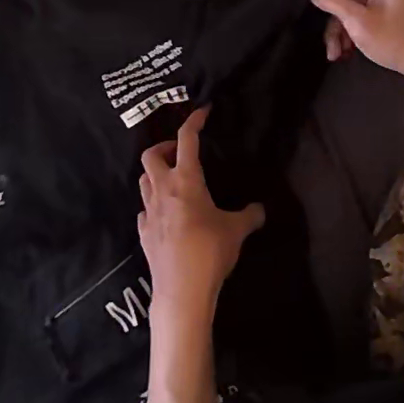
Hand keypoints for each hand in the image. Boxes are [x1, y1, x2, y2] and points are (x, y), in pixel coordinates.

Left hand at [137, 107, 265, 321]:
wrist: (182, 290)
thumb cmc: (211, 251)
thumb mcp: (238, 230)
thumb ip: (251, 215)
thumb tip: (260, 209)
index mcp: (186, 180)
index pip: (186, 139)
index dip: (194, 121)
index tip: (203, 111)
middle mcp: (163, 190)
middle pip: (150, 155)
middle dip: (165, 147)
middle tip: (183, 153)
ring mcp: (148, 212)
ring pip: (143, 180)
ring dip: (156, 173)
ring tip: (175, 180)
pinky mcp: (143, 233)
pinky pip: (144, 209)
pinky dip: (153, 203)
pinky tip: (167, 213)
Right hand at [310, 0, 403, 92]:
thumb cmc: (398, 41)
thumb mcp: (360, 22)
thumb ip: (333, 1)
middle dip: (331, 7)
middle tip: (320, 29)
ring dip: (340, 24)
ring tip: (334, 52)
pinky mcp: (390, 3)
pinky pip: (363, 7)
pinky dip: (352, 26)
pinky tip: (345, 51)